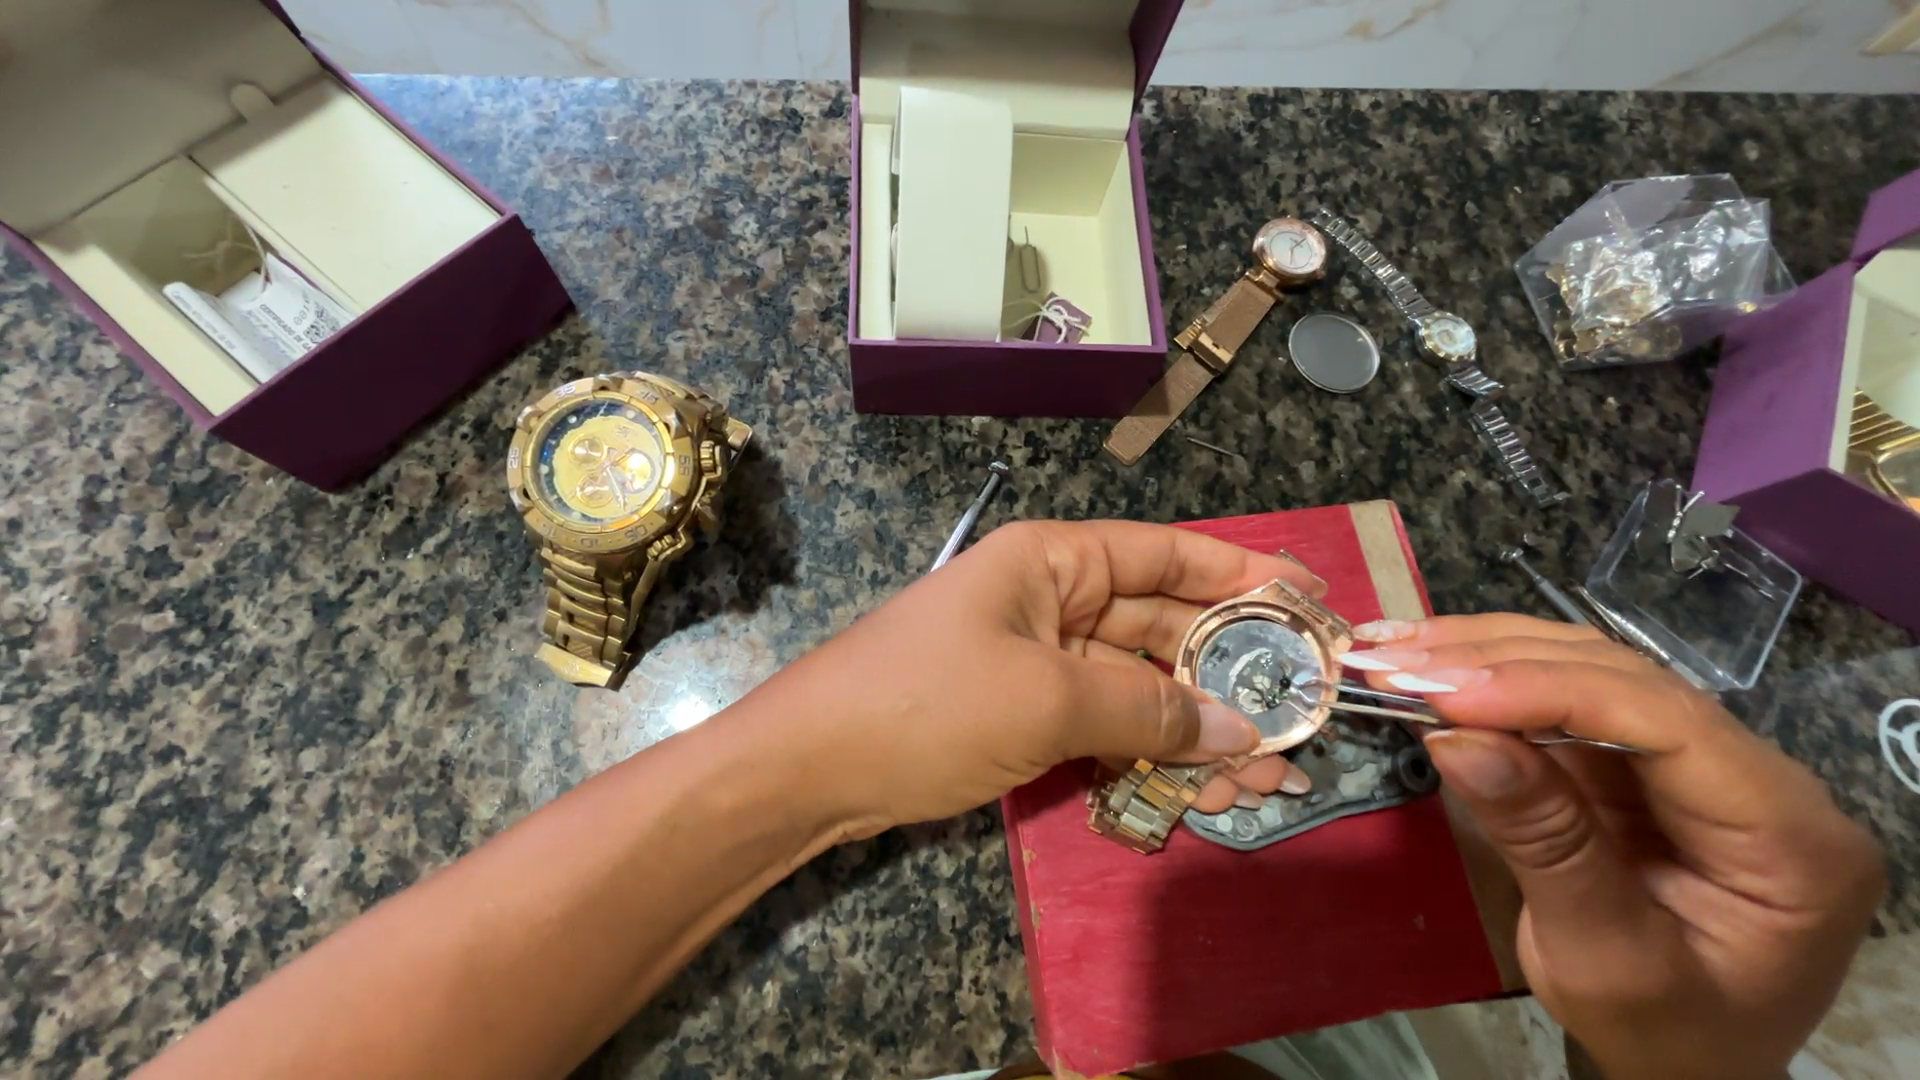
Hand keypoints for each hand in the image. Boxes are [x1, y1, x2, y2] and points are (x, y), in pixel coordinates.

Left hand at [757, 521, 1324, 834]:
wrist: (813, 768)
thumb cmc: (926, 705)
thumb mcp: (1044, 700)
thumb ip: (1145, 711)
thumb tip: (1240, 728)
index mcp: (1051, 561)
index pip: (1164, 554)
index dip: (1239, 574)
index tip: (1307, 601)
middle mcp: (1050, 599)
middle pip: (1158, 623)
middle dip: (1227, 669)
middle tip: (1302, 712)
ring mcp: (1036, 660)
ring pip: (1136, 682)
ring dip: (1196, 722)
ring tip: (1267, 767)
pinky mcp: (1023, 714)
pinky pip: (1103, 722)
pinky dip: (1147, 750)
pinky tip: (1200, 782)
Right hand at [1343, 615, 1884, 1079]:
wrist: (1683, 1059)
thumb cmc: (1660, 1030)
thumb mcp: (1604, 958)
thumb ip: (1545, 844)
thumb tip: (1455, 739)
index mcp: (1788, 837)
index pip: (1666, 722)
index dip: (1547, 692)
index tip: (1441, 695)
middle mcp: (1752, 777)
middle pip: (1619, 678)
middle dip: (1494, 661)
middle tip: (1390, 662)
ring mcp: (1689, 760)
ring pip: (1581, 666)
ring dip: (1477, 653)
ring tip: (1389, 651)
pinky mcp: (1631, 758)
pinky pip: (1554, 692)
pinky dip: (1481, 673)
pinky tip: (1425, 663)